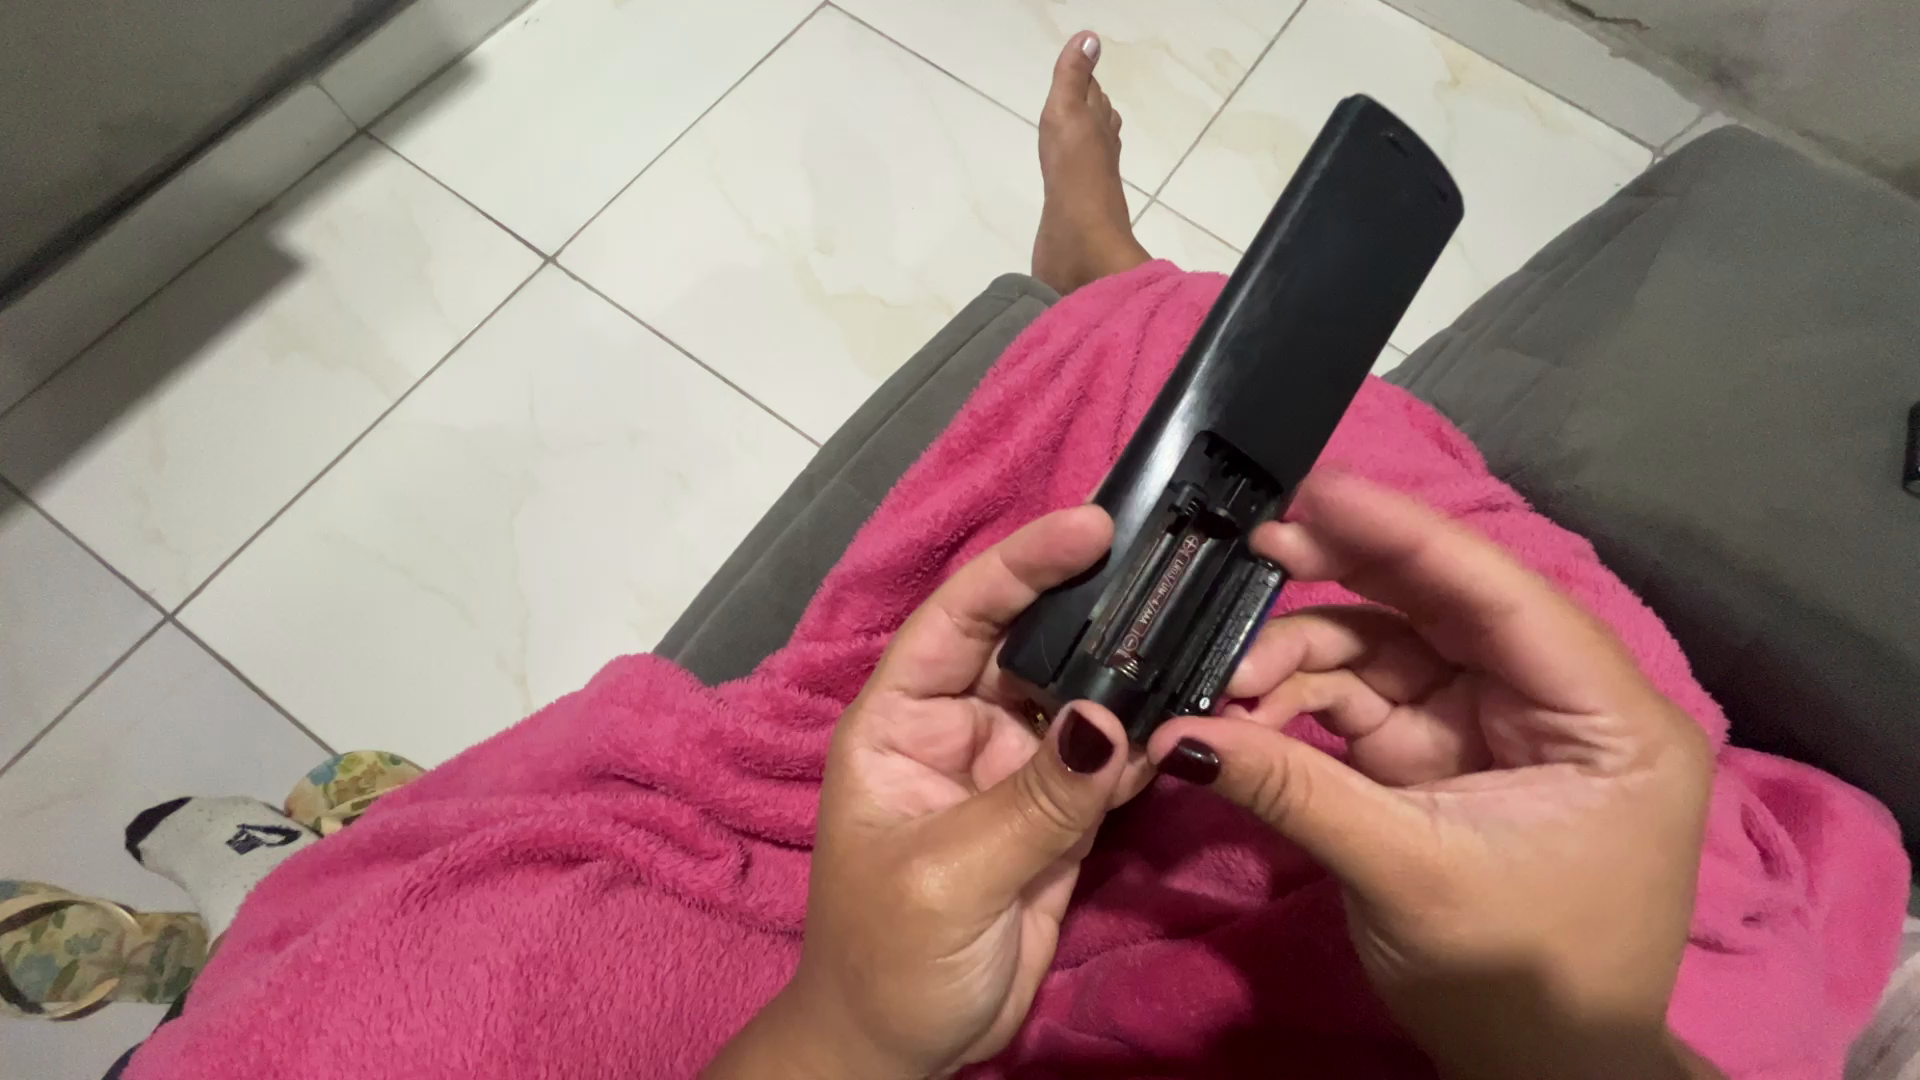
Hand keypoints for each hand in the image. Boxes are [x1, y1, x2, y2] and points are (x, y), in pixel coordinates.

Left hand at [707, 506, 1150, 1079]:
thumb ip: (1034, 799)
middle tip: (1164, 553)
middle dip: (1091, 597)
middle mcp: (961, 720)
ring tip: (1198, 620)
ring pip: (1081, 690)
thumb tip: (1112, 720)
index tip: (1088, 526)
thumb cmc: (889, 956)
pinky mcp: (1060, 801)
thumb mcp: (949, 877)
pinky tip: (1192, 709)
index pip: (960, 615)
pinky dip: (1149, 733)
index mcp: (903, 715)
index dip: (1020, 565)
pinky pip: (1110, 752)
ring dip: (1133, 663)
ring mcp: (1016, 759)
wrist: (910, 1045)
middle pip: (1031, 639)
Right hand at [1147, 473, 1720, 1079]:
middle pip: (1431, 601)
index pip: (1498, 596)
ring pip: (1371, 644)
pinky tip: (1243, 717)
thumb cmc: (1517, 977)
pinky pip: (1344, 693)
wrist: (1530, 1069)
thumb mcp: (1403, 873)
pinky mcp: (1418, 742)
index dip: (1405, 537)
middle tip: (1259, 548)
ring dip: (1292, 658)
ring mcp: (1472, 716)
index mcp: (1600, 716)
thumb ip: (1288, 789)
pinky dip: (1289, 701)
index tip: (1318, 494)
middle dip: (1340, 571)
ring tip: (1228, 685)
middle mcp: (1541, 695)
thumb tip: (1172, 736)